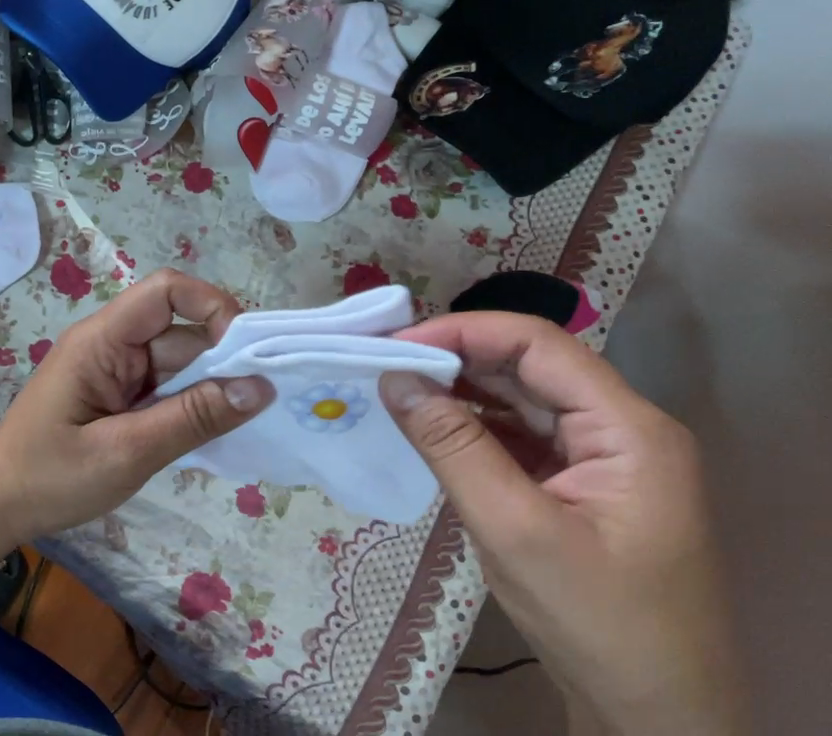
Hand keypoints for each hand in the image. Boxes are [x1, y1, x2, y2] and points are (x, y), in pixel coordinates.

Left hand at [0, 270, 270, 543]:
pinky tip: (219, 435)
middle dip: (225, 360)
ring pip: (179, 364)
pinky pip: (166, 390)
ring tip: (254, 426)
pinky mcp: (117, 400)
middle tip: (270, 407)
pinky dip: (193, 407)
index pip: (165, 292)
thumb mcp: (127, 451)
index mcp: (101, 341)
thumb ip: (193, 417)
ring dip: (213, 389)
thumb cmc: (51, 476)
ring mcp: (113, 373)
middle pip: (180, 332)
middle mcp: (109, 346)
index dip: (213, 308)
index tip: (251, 356)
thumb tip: (261, 386)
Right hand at [383, 313, 741, 735]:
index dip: (461, 332)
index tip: (390, 345)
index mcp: (628, 430)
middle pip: (528, 366)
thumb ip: (452, 446)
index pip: (537, 346)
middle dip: (450, 358)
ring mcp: (602, 459)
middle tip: (376, 364)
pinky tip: (423, 429)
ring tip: (388, 390)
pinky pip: (517, 434)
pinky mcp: (579, 485)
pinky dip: (468, 426)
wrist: (655, 710)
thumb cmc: (597, 618)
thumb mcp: (513, 528)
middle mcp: (621, 431)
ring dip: (455, 391)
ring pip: (518, 398)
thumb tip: (393, 378)